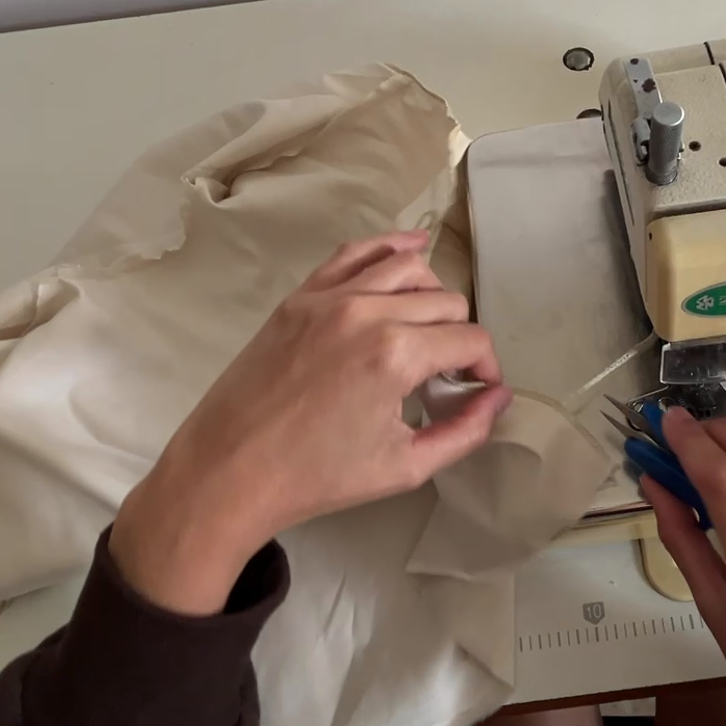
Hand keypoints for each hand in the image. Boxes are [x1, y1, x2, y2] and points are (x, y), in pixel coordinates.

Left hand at [110, 229, 511, 614]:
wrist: (228, 472)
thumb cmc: (317, 477)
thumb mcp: (405, 467)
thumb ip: (465, 431)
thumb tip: (498, 397)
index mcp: (396, 354)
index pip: (470, 338)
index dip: (485, 365)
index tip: (477, 388)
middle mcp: (367, 312)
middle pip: (446, 301)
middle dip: (459, 336)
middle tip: (447, 373)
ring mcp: (330, 297)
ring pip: (409, 267)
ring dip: (432, 295)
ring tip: (426, 329)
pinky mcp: (301, 296)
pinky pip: (356, 252)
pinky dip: (389, 247)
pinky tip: (411, 251)